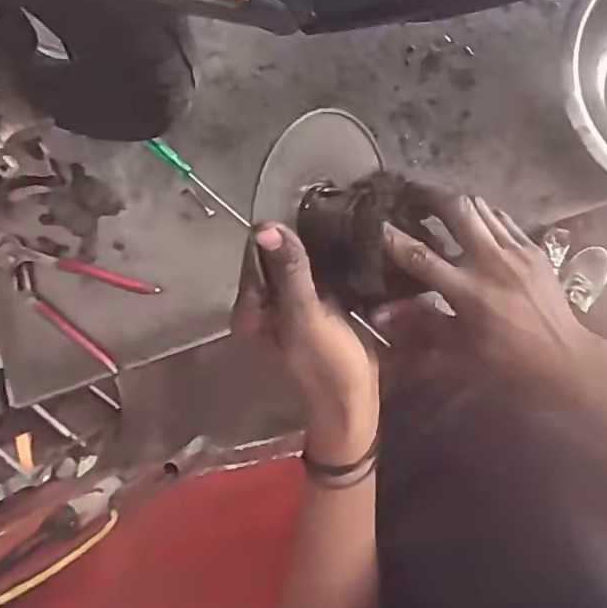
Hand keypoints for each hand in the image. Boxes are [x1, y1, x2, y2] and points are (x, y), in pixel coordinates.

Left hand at [232, 223, 378, 462]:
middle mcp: (266, 306)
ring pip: (299, 266)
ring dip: (317, 249)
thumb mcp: (305, 314)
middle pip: (277, 260)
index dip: (277, 234)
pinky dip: (330, 264)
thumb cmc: (327, 361)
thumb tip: (267, 227)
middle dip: (299, 240)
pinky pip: (318, 277)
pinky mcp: (316, 308)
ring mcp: (291, 308)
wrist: (356, 399)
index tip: (305, 208)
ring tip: (342, 225)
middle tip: (330, 214)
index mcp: (250, 309)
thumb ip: (289, 271)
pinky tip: (348, 248)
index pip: (256, 256)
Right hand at [376, 190, 606, 405]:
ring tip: (442, 202)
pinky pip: (505, 220)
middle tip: (414, 193)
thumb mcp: (459, 348)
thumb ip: (420, 322)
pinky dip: (486, 214)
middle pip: (457, 211)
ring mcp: (516, 252)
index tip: (378, 224)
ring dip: (459, 203)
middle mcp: (490, 262)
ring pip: (482, 208)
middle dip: (432, 197)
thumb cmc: (505, 361)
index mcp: (468, 291)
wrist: (563, 359)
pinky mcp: (534, 249)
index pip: (421, 256)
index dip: (395, 239)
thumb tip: (379, 313)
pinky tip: (477, 219)